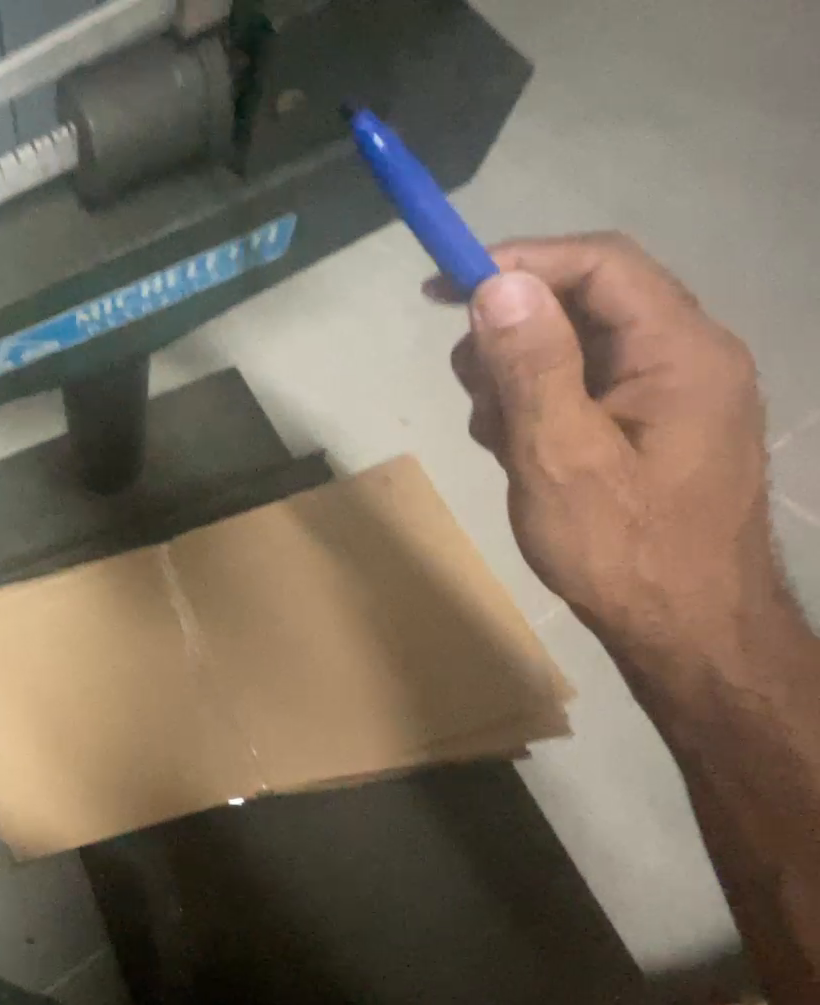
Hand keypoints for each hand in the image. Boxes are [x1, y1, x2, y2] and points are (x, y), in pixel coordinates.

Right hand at [441, 232, 787, 657]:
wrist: (682, 625)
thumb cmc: (621, 546)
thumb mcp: (560, 455)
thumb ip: (531, 367)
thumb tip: (497, 285)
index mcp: (680, 352)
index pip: (601, 265)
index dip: (518, 261)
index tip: (440, 287)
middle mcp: (682, 356)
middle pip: (579, 301)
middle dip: (508, 336)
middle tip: (475, 393)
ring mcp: (664, 391)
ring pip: (565, 345)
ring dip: (513, 378)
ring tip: (501, 438)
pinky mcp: (642, 421)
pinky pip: (573, 384)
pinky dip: (529, 405)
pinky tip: (519, 452)